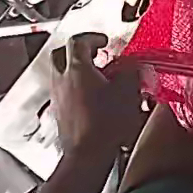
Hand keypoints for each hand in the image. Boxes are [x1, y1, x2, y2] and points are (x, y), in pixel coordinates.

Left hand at [50, 33, 143, 159]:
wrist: (87, 155)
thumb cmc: (104, 125)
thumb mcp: (128, 92)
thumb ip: (132, 72)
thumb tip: (134, 66)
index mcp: (77, 69)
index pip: (78, 41)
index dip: (92, 37)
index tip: (103, 41)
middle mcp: (62, 80)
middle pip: (61, 54)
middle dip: (78, 51)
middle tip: (94, 54)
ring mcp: (58, 98)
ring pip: (61, 74)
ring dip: (77, 71)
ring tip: (96, 78)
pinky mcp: (59, 114)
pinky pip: (65, 93)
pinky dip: (76, 89)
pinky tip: (92, 100)